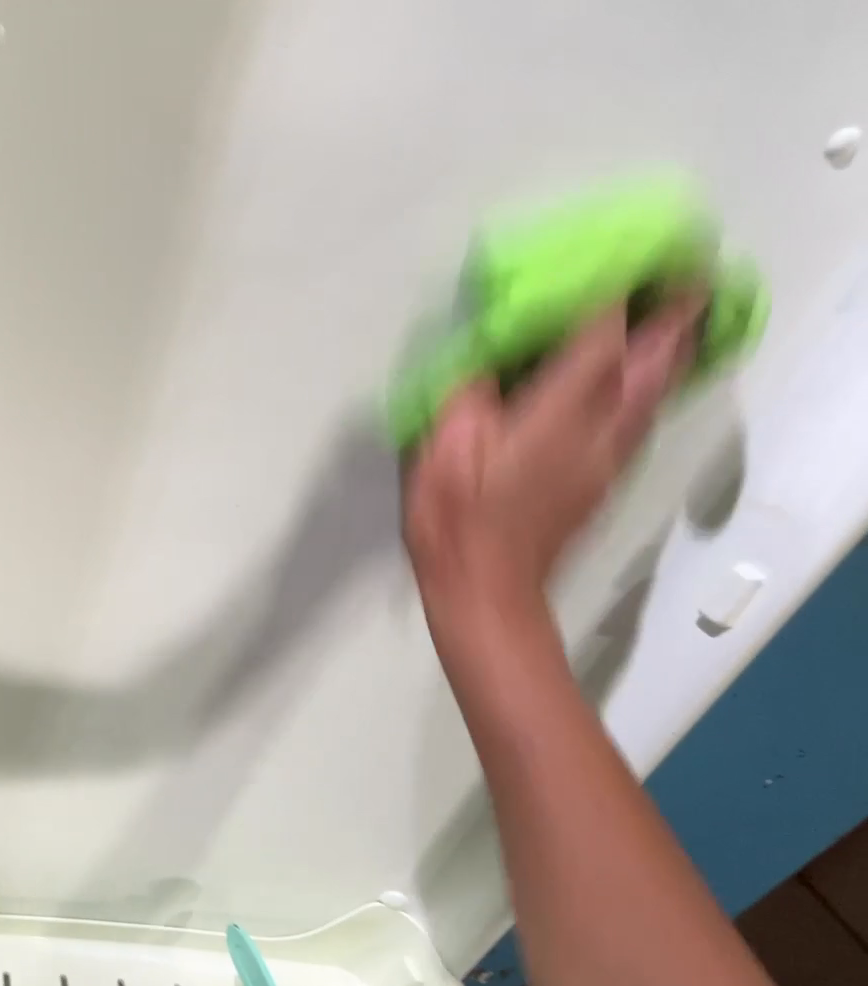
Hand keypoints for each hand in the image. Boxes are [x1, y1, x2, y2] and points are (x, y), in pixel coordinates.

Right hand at [403, 296, 705, 620]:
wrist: (483, 586)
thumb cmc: (452, 518)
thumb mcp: (440, 450)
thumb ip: (467, 396)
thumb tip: (489, 359)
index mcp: (554, 416)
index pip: (599, 342)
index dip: (614, 299)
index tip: (626, 262)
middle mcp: (596, 430)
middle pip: (649, 362)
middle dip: (669, 317)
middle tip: (682, 277)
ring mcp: (606, 458)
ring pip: (655, 392)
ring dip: (670, 349)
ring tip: (675, 318)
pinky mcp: (601, 480)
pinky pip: (640, 419)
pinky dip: (651, 387)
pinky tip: (641, 383)